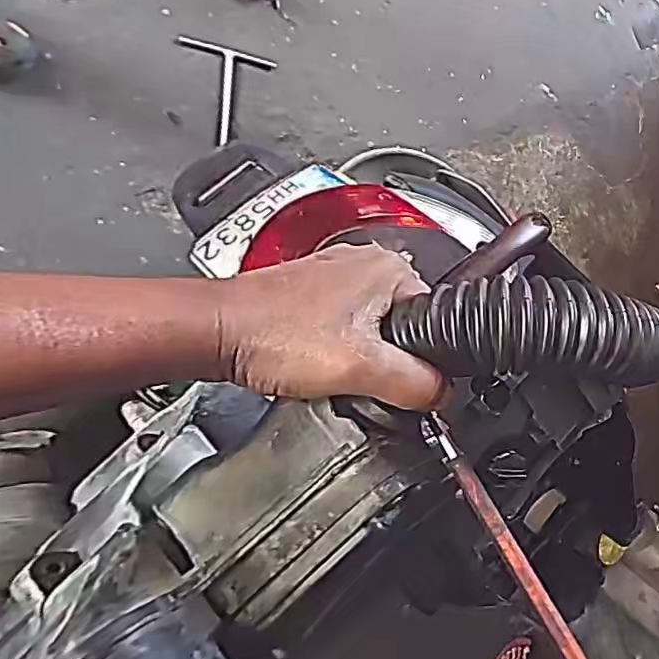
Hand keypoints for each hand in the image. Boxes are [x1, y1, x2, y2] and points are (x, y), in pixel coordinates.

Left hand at [214, 243, 444, 408]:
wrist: (214, 332)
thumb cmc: (272, 335)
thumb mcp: (363, 369)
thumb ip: (417, 384)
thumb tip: (444, 394)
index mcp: (391, 269)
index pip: (437, 321)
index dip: (424, 360)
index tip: (397, 377)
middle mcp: (368, 264)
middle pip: (409, 328)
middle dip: (392, 358)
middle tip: (359, 373)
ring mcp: (339, 276)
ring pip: (378, 329)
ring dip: (364, 354)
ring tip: (333, 364)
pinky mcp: (317, 292)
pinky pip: (350, 326)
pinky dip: (342, 347)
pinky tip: (320, 358)